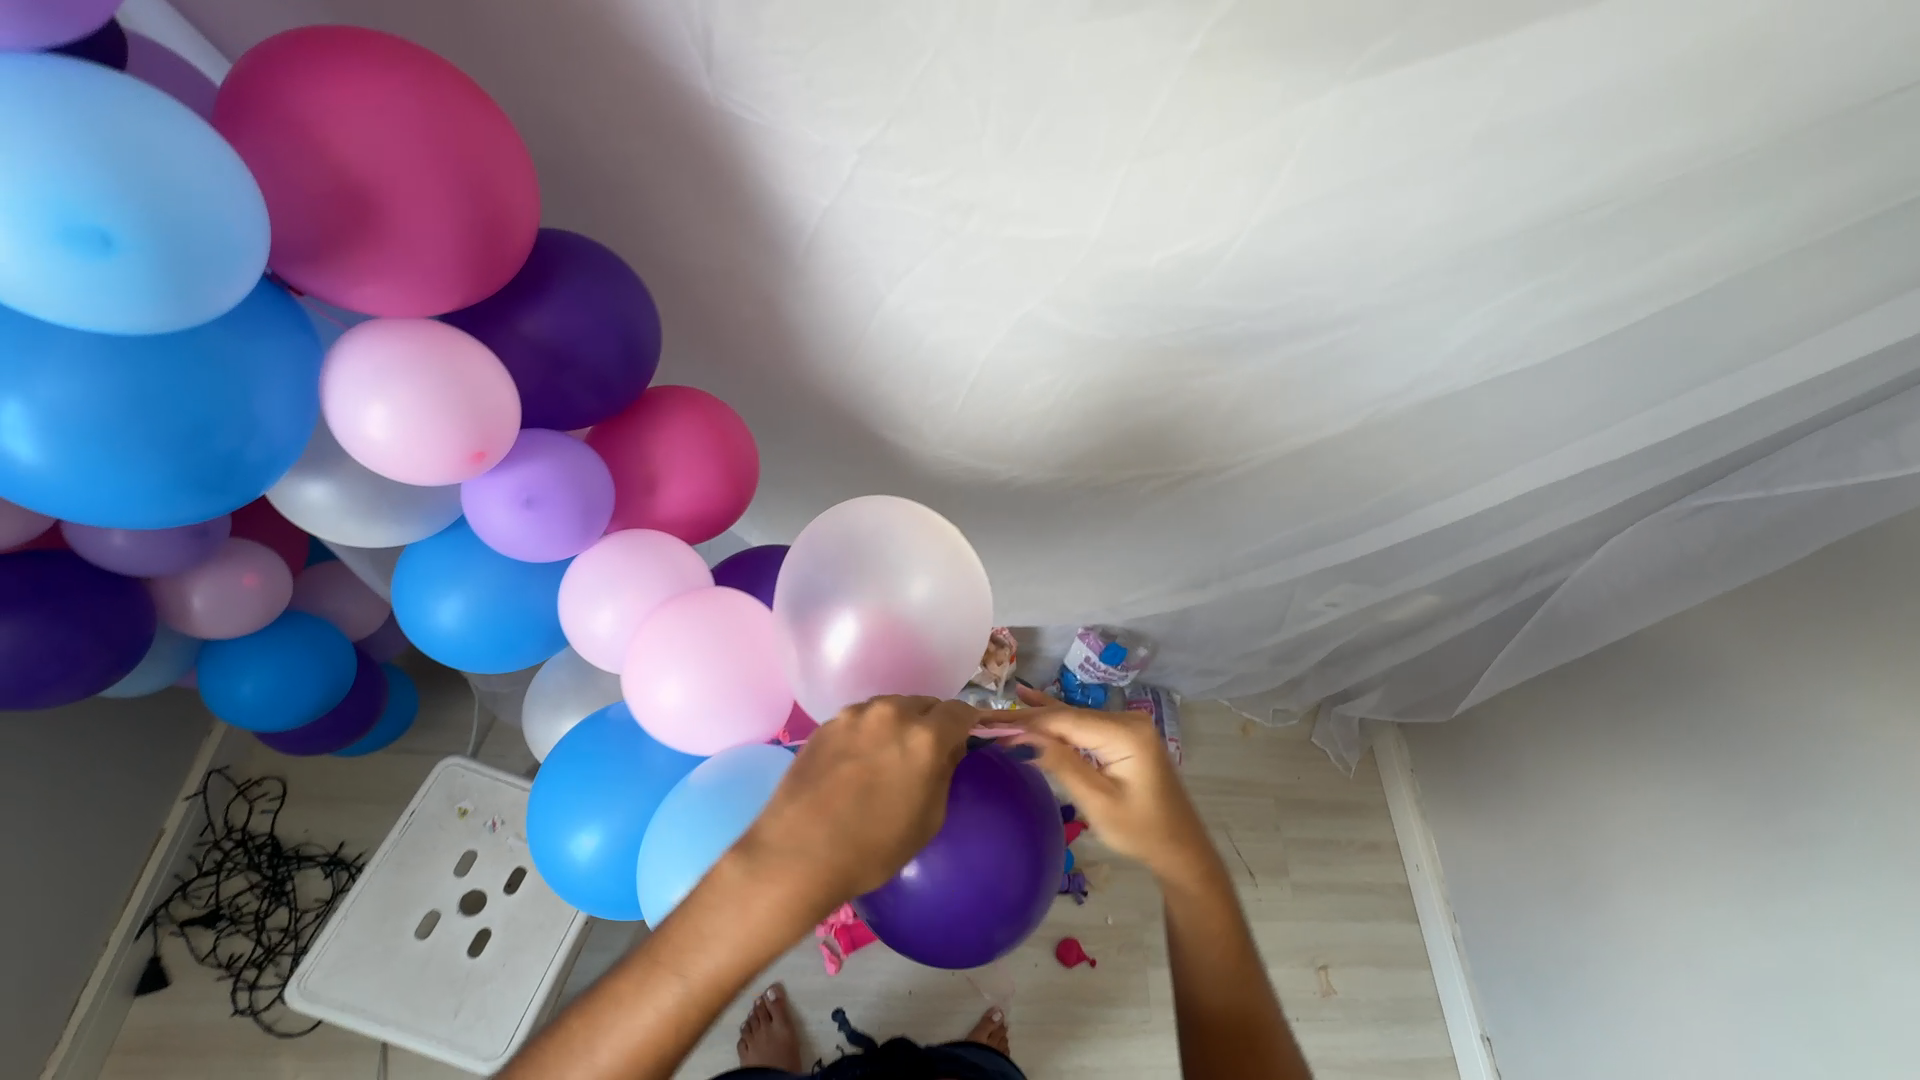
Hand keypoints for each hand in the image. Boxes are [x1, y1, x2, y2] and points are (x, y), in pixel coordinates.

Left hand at [735, 696, 975, 909]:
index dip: (969, 723)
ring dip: (899, 724)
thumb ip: (944, 773)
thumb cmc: (872, 847)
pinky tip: (858, 762)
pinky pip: (860, 719)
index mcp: (925, 736)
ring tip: (890, 756)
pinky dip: (869, 732)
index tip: (967, 739)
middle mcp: (891, 713)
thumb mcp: (928, 819)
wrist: (797, 853)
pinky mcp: (825, 724)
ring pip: (890, 708)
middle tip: (929, 752)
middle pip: (924, 704)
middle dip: (933, 722)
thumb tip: (947, 751)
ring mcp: (854, 715)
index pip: (961, 711)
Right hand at [1008, 685, 1209, 879]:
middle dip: (1025, 717)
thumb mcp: (1097, 802)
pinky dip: (1057, 722)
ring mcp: (1127, 726)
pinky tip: (1032, 700)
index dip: (1024, 722)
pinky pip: (1084, 725)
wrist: (1181, 848)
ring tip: (997, 711)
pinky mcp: (1123, 736)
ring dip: (1037, 718)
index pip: (1063, 721)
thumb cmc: (1141, 832)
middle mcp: (1127, 720)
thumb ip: (1062, 763)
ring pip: (1072, 718)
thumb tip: (1023, 736)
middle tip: (983, 718)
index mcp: (1125, 733)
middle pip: (1066, 715)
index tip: (988, 725)